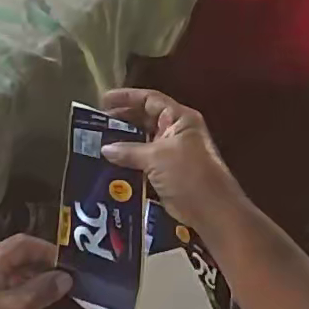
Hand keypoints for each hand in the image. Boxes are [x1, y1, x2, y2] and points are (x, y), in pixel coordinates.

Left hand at [0, 235, 71, 308]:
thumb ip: (43, 288)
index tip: (71, 263)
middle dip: (45, 265)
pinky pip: (11, 287)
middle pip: (19, 256)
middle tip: (71, 277)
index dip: (48, 251)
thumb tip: (66, 277)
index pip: (22, 243)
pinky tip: (47, 300)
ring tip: (64, 288)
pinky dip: (29, 291)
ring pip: (17, 272)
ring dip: (39, 279)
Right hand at [99, 88, 246, 233]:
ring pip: (142, 141)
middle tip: (96, 124)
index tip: (103, 100)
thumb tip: (105, 148)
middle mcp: (176, 131)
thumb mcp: (156, 157)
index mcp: (179, 119)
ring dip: (123, 143)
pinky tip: (110, 164)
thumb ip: (128, 151)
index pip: (150, 99)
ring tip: (99, 143)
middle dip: (121, 120)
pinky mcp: (167, 172)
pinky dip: (128, 161)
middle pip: (145, 119)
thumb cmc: (189, 175)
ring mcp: (172, 152)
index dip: (126, 97)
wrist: (212, 210)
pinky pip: (143, 161)